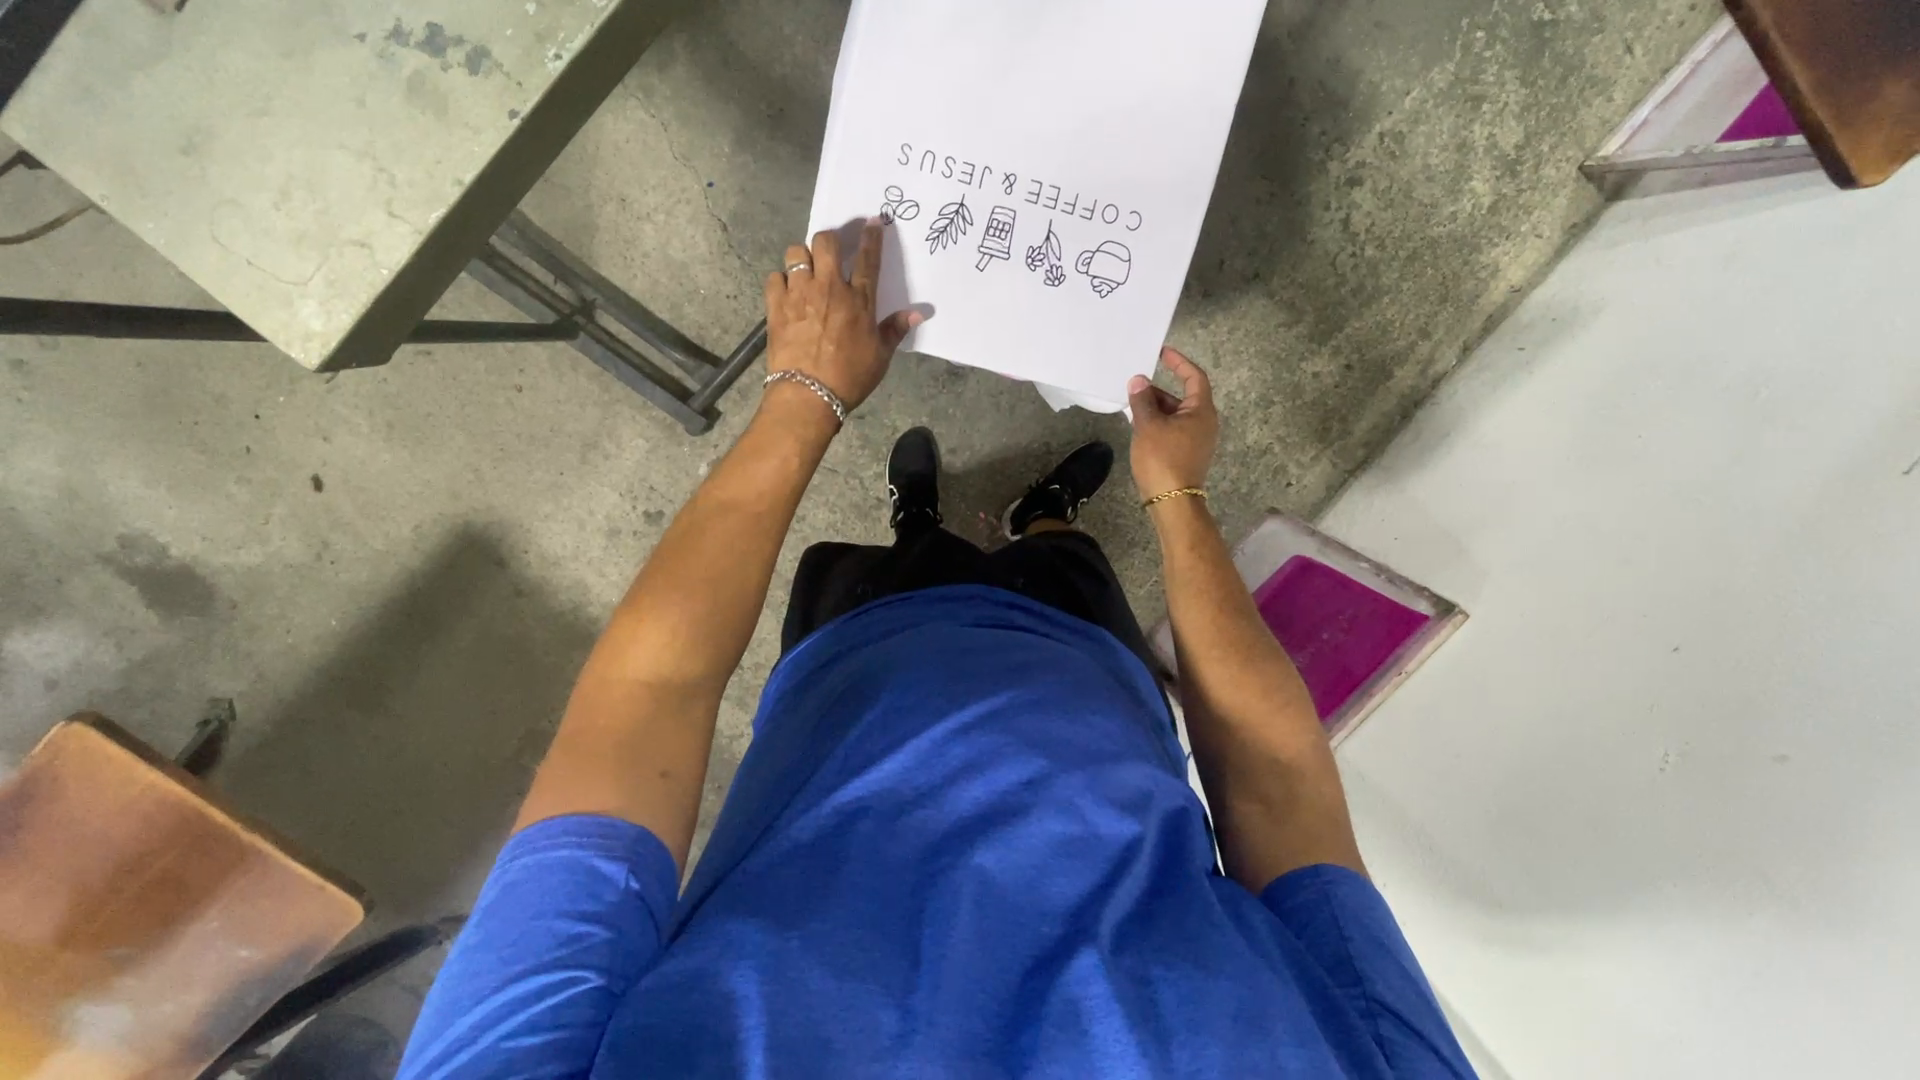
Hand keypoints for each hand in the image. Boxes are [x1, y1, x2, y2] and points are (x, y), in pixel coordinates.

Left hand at [763, 220, 923, 412]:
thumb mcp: (880, 356)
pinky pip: (774, 276)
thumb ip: (895, 329)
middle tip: (830, 252)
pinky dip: (780, 280)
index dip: (870, 236)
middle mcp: (829, 288)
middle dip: (829, 240)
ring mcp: (799, 294)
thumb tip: (919, 312)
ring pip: (795, 252)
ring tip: (805, 271)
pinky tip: (786, 292)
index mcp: (859, 300)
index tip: (872, 222)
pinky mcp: (776, 306)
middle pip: (825, 242)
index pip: (867, 258)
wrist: (809, 395)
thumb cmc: (850, 377)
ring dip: (801, 257)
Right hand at [1127, 346, 1218, 498]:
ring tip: (1132, 406)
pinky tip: (1139, 425)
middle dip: (1159, 390)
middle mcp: (1204, 422)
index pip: (1194, 377)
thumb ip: (1142, 400)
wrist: (1172, 501)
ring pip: (1176, 415)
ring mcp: (1197, 440)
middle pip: (1183, 397)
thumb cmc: (1163, 459)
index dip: (1179, 363)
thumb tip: (1139, 380)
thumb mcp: (1148, 425)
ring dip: (1156, 408)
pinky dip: (1158, 423)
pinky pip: (1173, 429)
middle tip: (1135, 386)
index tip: (1162, 353)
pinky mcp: (1188, 454)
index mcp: (1201, 411)